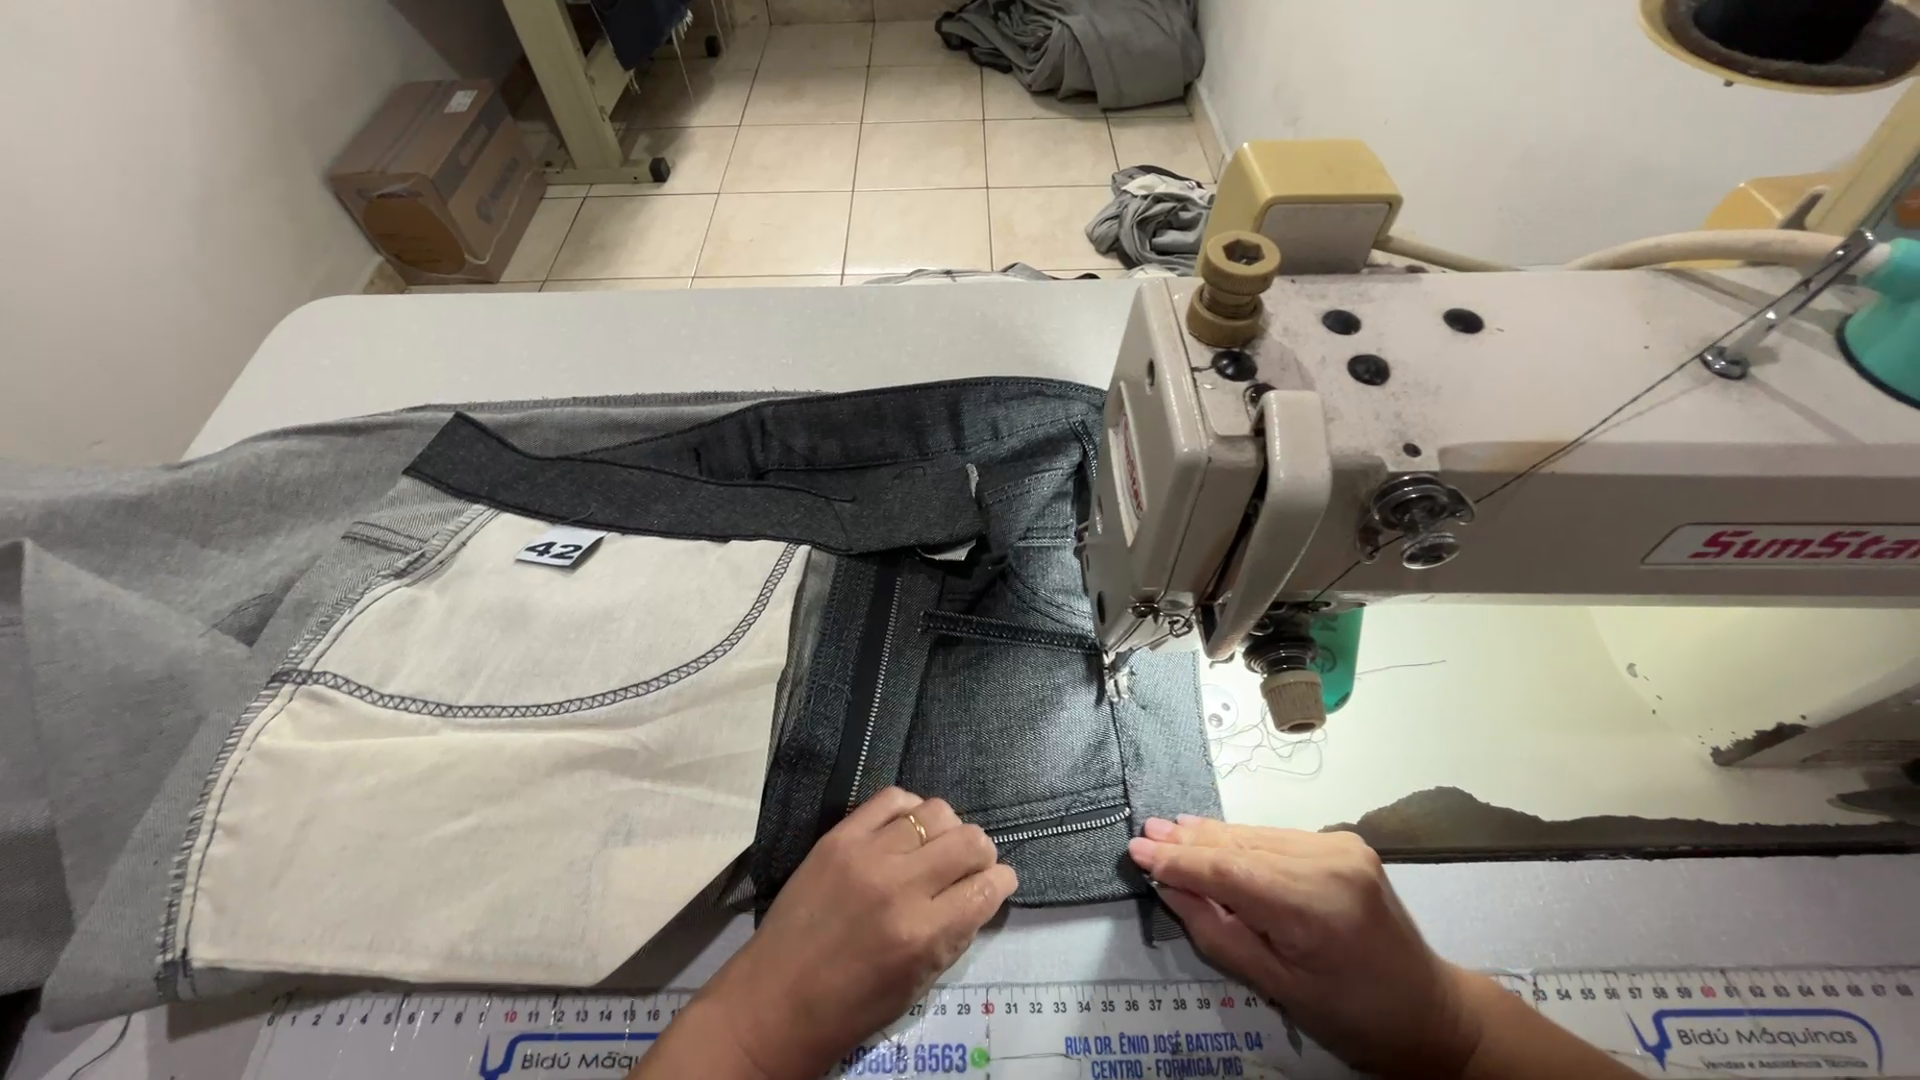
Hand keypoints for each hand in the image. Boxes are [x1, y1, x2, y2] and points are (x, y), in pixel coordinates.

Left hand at [642, 788, 1016, 1079]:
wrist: (773, 1002)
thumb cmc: (850, 1008)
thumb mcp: (918, 985)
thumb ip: (956, 934)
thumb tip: (983, 892)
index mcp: (923, 935)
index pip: (987, 887)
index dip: (1002, 881)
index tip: (998, 882)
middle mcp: (900, 887)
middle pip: (970, 841)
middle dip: (983, 854)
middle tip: (971, 866)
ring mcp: (867, 855)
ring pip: (936, 811)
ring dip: (948, 829)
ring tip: (935, 847)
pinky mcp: (839, 836)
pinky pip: (891, 798)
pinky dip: (909, 808)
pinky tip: (906, 828)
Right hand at [1128, 816, 1481, 1078]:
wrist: (1430, 1011)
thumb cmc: (1351, 1015)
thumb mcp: (1275, 988)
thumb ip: (1216, 932)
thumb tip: (1170, 888)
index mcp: (1314, 907)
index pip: (1227, 871)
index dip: (1178, 860)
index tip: (1137, 851)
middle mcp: (1328, 862)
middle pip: (1239, 844)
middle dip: (1188, 841)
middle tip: (1145, 833)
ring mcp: (1339, 847)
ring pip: (1254, 834)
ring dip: (1210, 836)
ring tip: (1168, 830)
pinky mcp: (1342, 843)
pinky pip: (1274, 837)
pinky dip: (1240, 840)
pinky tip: (1212, 835)